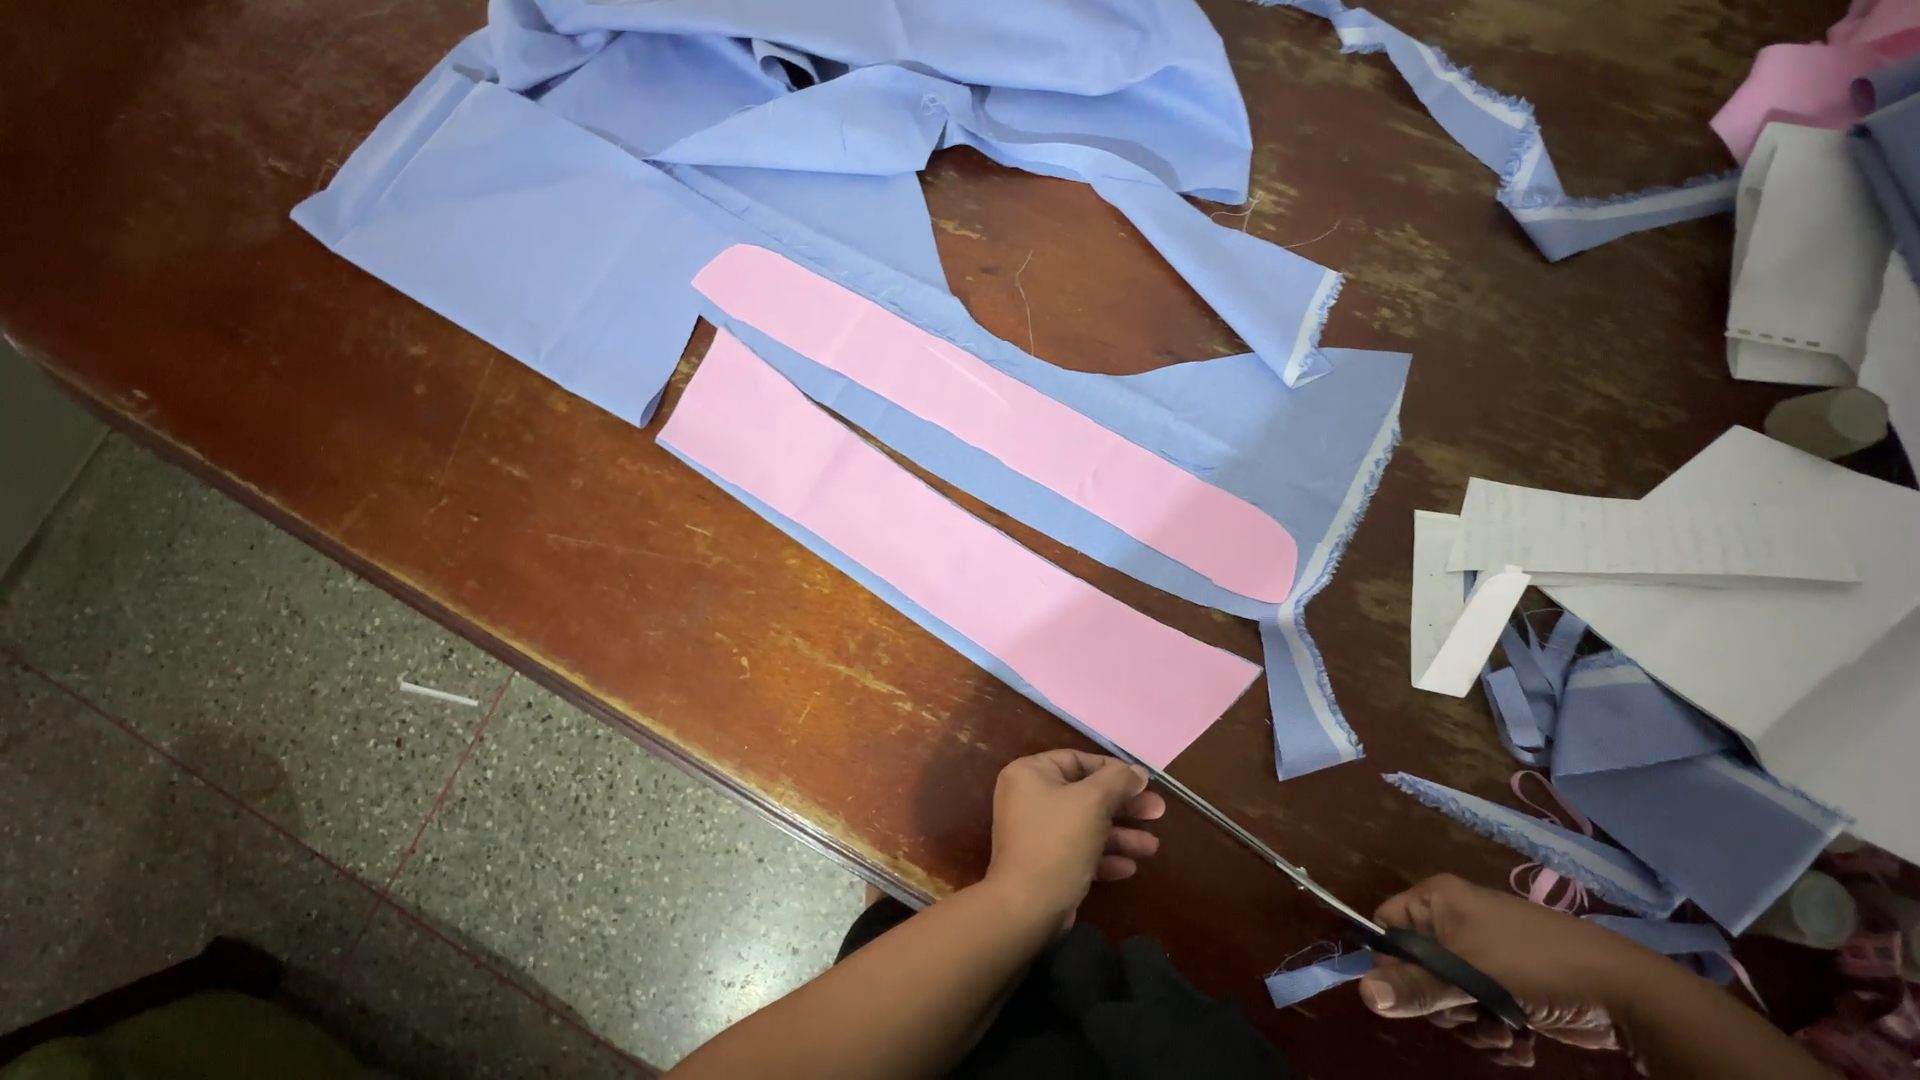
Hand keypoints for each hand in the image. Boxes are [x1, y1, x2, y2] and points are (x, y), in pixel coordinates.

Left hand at [983, 750, 1166, 929]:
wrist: (1027, 906)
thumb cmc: (1058, 841)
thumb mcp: (1093, 802)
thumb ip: (1118, 781)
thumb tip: (1138, 771)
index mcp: (1030, 774)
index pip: (1077, 760)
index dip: (1113, 770)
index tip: (1143, 782)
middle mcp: (1030, 798)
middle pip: (1086, 795)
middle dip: (1124, 806)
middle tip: (1158, 812)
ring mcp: (1037, 832)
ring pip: (1087, 825)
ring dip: (1121, 835)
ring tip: (1151, 847)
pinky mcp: (1046, 862)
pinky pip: (1079, 850)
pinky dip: (1103, 856)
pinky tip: (1129, 867)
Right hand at [1358, 875, 1666, 1067]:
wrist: (1624, 992)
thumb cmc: (1536, 966)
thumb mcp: (1469, 975)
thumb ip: (1415, 986)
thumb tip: (1363, 994)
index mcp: (1438, 902)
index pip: (1387, 928)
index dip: (1393, 963)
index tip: (1416, 992)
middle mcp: (1455, 923)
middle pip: (1417, 972)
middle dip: (1444, 1007)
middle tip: (1469, 1015)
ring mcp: (1485, 956)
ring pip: (1450, 999)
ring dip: (1473, 1027)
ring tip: (1505, 1034)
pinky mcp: (1510, 987)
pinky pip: (1480, 1012)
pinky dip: (1495, 1033)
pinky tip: (1521, 1043)